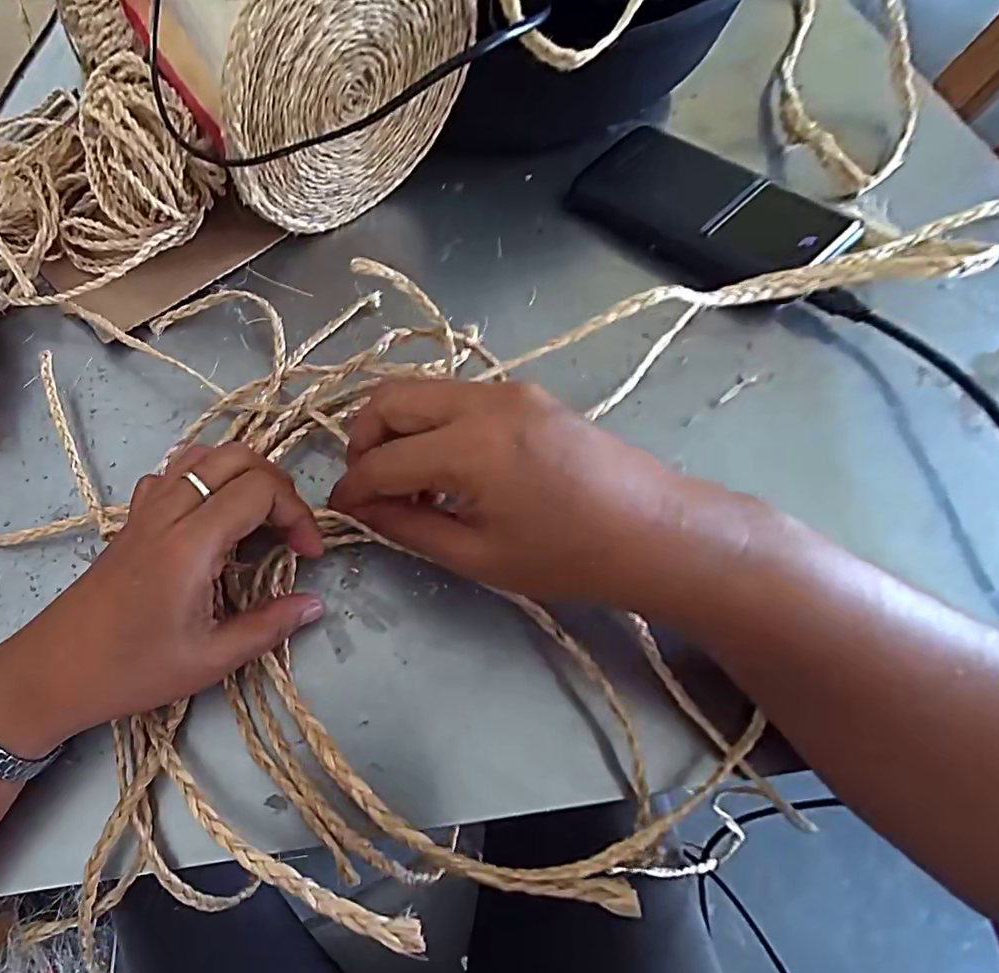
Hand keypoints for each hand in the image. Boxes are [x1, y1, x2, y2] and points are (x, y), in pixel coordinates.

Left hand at [0, 443, 326, 758]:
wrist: (54, 670)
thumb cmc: (132, 670)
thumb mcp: (210, 659)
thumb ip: (268, 627)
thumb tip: (315, 604)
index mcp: (191, 542)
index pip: (260, 489)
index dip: (297, 513)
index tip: (308, 554)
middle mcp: (168, 511)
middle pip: (236, 456)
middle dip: (277, 486)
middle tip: (289, 532)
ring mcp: (145, 510)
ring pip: (202, 455)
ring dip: (242, 475)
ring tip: (257, 520)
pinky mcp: (132, 518)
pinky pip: (172, 473)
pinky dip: (204, 479)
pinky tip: (210, 518)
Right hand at [327, 380, 766, 615]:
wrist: (658, 531)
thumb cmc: (567, 557)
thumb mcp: (476, 555)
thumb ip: (407, 527)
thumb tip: (361, 510)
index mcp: (471, 448)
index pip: (383, 460)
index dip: (352, 487)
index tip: (341, 509)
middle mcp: (484, 401)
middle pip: (389, 398)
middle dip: (362, 441)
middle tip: (369, 485)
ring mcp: (507, 389)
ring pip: (419, 390)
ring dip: (396, 430)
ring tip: (410, 482)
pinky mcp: (523, 393)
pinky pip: (452, 397)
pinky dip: (429, 425)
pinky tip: (446, 468)